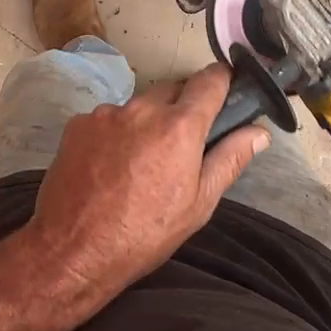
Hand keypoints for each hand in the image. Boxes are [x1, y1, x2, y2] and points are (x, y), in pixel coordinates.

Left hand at [26, 63, 268, 292]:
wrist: (72, 250)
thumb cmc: (143, 234)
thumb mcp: (198, 204)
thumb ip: (230, 159)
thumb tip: (259, 132)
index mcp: (179, 127)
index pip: (210, 81)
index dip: (223, 81)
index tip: (227, 90)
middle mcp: (143, 109)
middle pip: (174, 89)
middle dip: (184, 107)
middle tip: (184, 144)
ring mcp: (106, 113)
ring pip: (140, 104)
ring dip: (148, 121)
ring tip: (142, 162)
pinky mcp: (79, 123)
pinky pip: (109, 118)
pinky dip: (117, 132)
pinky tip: (112, 165)